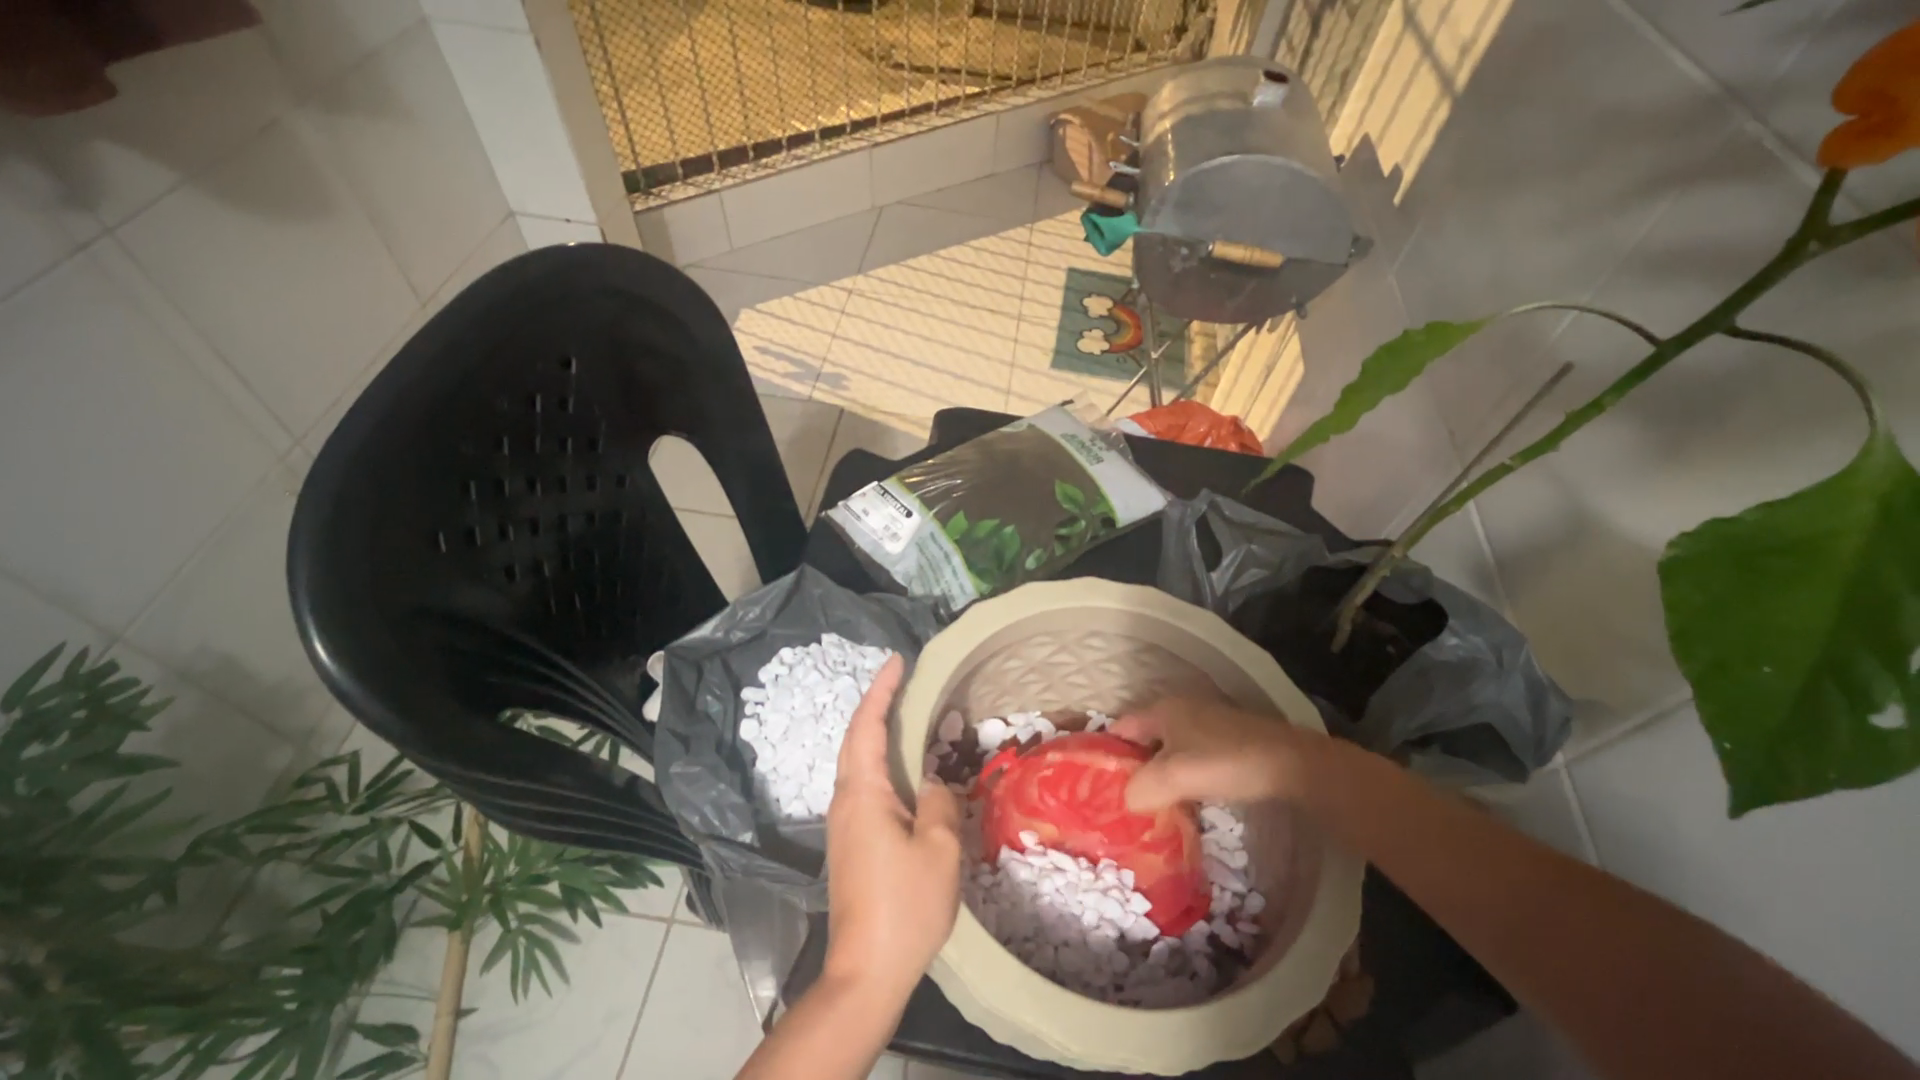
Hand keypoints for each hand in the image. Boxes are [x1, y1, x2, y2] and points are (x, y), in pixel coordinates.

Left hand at [823, 654, 962, 1000]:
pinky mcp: (851, 847)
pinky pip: (865, 790)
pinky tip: (906, 776)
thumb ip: (939, 804)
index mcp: (863, 794)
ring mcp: (844, 827)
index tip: (896, 661)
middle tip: (903, 682)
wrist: (866, 970)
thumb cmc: (905, 906)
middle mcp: (845, 802)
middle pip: (856, 742)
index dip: (881, 691)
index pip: (868, 727)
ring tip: (908, 718)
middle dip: (876, 707)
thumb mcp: (939, 849)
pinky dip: (882, 767)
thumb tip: (932, 783)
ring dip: (878, 736)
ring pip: (858, 767)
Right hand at [1110, 696, 1321, 811]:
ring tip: (1146, 808)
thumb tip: (1126, 801)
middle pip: (1143, 741)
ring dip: (1158, 777)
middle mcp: (1181, 711)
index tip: (1093, 783)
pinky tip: (1182, 803)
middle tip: (1118, 801)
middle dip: (1131, 768)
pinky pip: (1190, 761)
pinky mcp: (1227, 745)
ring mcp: (1206, 727)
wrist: (1292, 766)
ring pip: (1168, 753)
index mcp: (1162, 710)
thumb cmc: (1226, 762)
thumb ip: (1140, 788)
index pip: (1119, 728)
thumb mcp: (1174, 777)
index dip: (1104, 753)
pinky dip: (1181, 779)